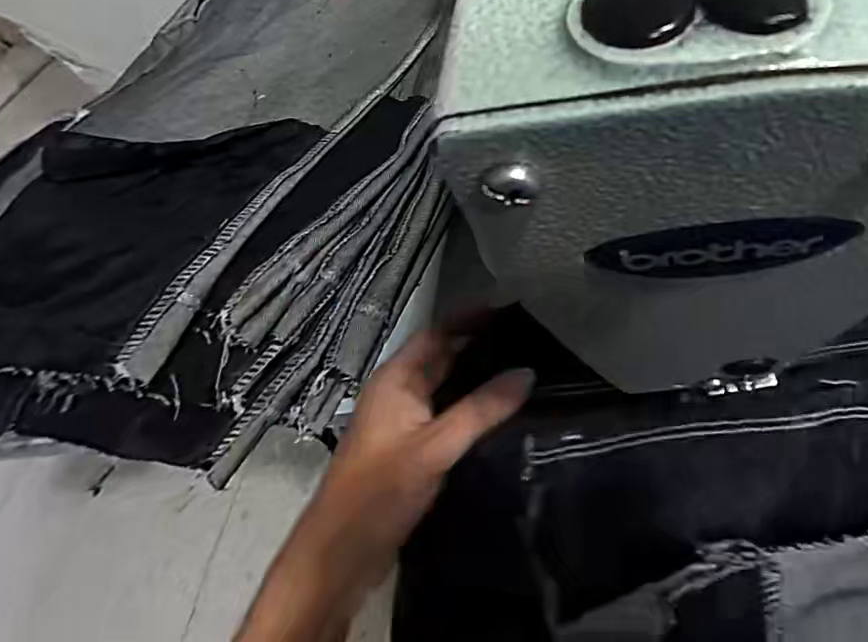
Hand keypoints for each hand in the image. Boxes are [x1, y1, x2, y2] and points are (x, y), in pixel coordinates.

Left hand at [238, 333, 530, 640]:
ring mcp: (407, 421)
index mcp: (395, 380)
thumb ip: (482, 409)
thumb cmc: (377, 492)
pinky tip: (507, 408)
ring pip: (451, 385)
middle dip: (484, 343)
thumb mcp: (434, 447)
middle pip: (446, 355)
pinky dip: (478, 404)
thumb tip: (529, 372)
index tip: (511, 305)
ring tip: (528, 365)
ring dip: (483, 375)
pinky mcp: (416, 447)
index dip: (471, 315)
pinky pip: (453, 412)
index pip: (438, 331)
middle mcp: (400, 393)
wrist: (337, 561)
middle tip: (531, 335)